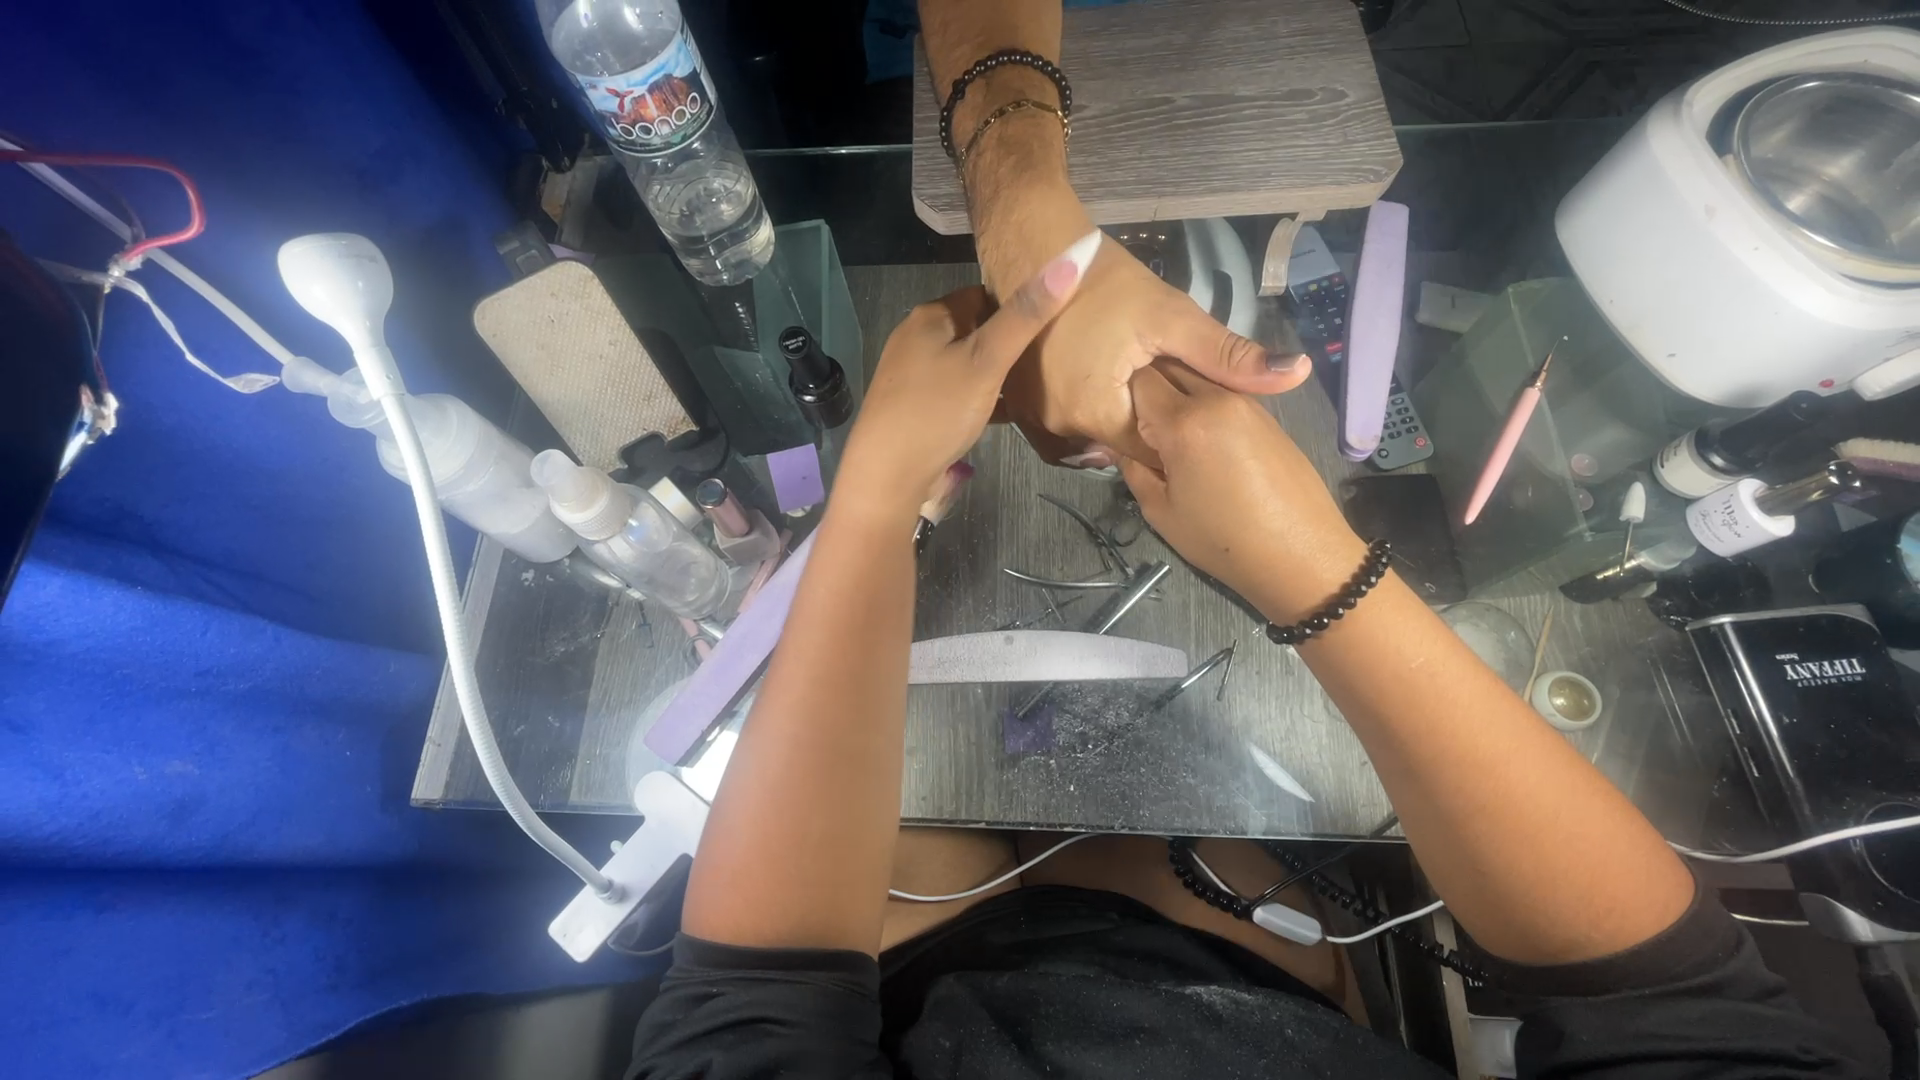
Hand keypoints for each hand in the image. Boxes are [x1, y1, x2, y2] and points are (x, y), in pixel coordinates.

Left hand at [836, 233, 1097, 514]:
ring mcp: (910, 375)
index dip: (1017, 306)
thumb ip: (1026, 316)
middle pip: (974, 330)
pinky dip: (978, 399)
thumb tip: (1074, 256)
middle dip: (1007, 343)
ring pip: (964, 364)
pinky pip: (954, 393)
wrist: (886, 474)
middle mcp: (915, 338)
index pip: (983, 295)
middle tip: (1048, 359)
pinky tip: (1002, 416)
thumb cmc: (937, 411)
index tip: (1052, 323)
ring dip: (994, 374)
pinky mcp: (912, 408)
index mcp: (930, 316)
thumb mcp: (986, 362)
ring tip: (1032, 388)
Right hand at [998, 239, 1312, 467]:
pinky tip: (1106, 386)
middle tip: (1167, 394)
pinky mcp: (1024, 407)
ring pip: (1094, 438)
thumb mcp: (1172, 316)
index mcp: (1097, 413)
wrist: (1035, 253)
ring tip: (1136, 389)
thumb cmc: (1105, 282)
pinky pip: (1069, 425)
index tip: (1197, 424)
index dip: (1178, 441)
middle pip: (1120, 447)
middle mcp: (1061, 427)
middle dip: (1148, 431)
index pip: (1150, 454)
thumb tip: (1298, 375)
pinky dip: (1093, 413)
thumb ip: (1229, 356)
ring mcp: (1038, 419)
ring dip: (1120, 422)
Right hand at [1119, 361, 1367, 621]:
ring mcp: (1247, 402)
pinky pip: (1223, 395)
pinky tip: (1204, 445)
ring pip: (1198, 377)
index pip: (1138, 380)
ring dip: (1177, 395)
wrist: (1301, 552)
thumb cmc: (1223, 540)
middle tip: (1141, 425)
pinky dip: (1203, 407)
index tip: (1120, 421)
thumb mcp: (1160, 511)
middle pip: (1170, 367)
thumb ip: (1133, 468)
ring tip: (1172, 437)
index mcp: (1184, 422)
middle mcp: (1216, 399)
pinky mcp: (1267, 414)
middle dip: (1149, 387)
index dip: (1122, 395)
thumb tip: (1120, 445)